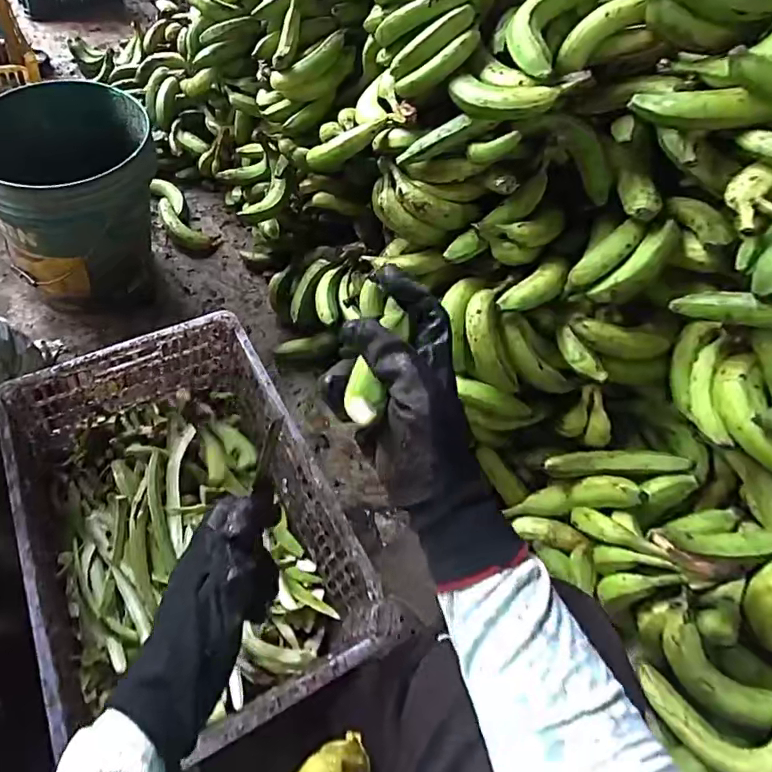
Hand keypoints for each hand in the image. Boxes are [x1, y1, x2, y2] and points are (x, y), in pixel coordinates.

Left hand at [107, 493, 276, 763]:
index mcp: (203, 550)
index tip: (276, 518)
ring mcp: (206, 585)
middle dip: (261, 548)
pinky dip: (254, 595)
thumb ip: (236, 549)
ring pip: (243, 561)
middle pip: (239, 534)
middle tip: (271, 573)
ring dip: (260, 575)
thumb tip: (249, 506)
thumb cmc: (198, 642)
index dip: (253, 508)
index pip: (228, 510)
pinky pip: (241, 586)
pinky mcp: (213, 609)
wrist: (170, 693)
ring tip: (263, 601)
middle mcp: (203, 560)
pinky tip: (256, 615)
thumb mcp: (224, 592)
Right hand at [324, 267, 522, 587]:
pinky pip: (342, 389)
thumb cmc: (432, 442)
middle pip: (380, 332)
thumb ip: (388, 356)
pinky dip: (338, 396)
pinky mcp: (366, 411)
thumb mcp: (415, 393)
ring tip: (350, 394)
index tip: (380, 274)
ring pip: (354, 361)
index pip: (424, 313)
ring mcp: (386, 389)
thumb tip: (356, 325)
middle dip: (361, 331)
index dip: (407, 290)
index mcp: (431, 358)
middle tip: (346, 332)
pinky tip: (346, 412)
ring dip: (346, 373)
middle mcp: (408, 367)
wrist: (428, 496)